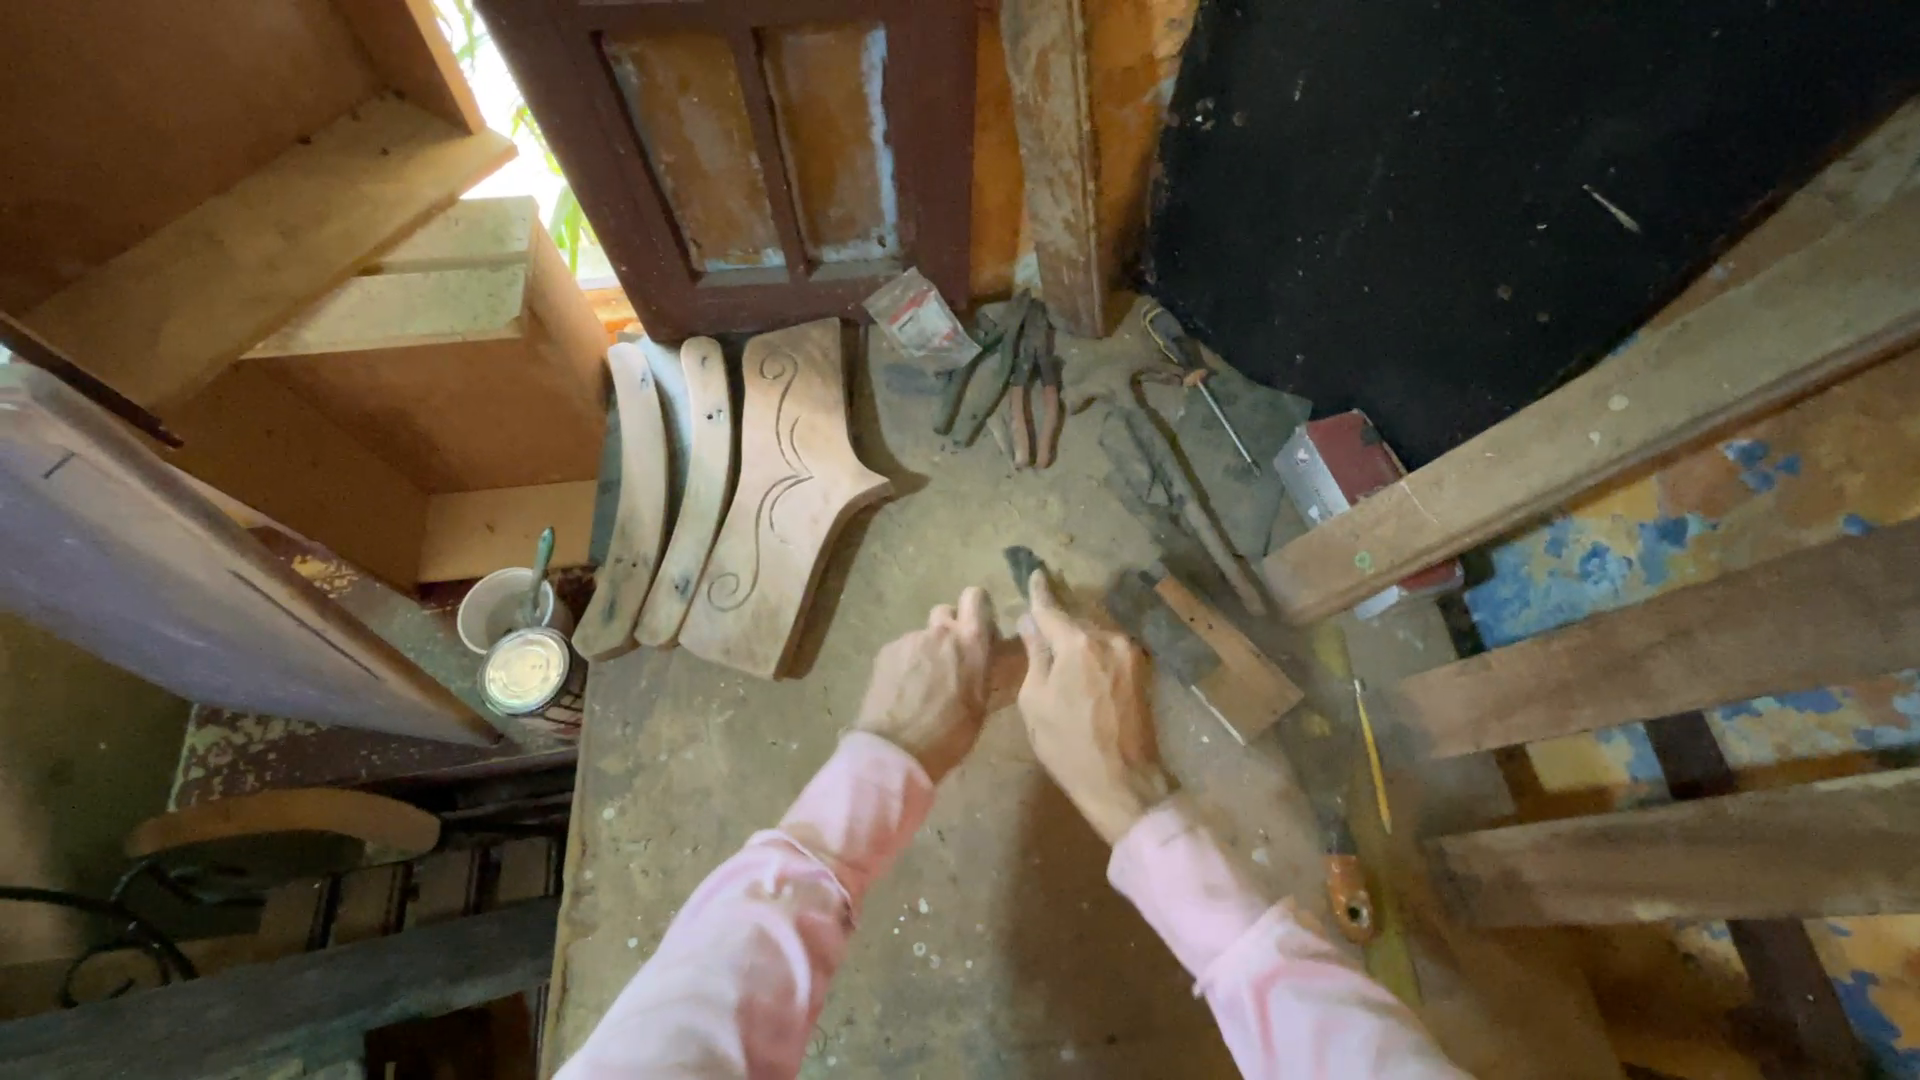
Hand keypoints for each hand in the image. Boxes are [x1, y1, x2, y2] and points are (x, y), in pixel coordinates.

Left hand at [854, 587, 996, 781]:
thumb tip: (981, 660)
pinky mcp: (886, 651)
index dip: (976, 608)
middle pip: (946, 611)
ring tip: (921, 684)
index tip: (976, 627)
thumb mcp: (980, 705)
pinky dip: (904, 663)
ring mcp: (909, 639)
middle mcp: (940, 632)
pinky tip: (902, 690)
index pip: (976, 596)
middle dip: (949, 629)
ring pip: (922, 635)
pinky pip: (902, 650)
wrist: (896, 749)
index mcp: (970, 642)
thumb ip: (981, 671)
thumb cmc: (949, 734)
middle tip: (948, 659)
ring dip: (925, 651)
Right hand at [1016, 571, 1172, 842]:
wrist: (1125, 783)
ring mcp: (1131, 653)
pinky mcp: (1142, 670)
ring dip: (1076, 637)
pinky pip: (1109, 649)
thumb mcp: (1036, 701)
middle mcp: (1109, 639)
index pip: (1051, 608)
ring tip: (1056, 648)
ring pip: (1094, 633)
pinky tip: (1080, 663)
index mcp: (1078, 644)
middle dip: (1056, 619)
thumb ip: (1035, 655)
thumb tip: (1029, 623)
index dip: (1039, 591)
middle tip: (1037, 619)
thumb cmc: (1069, 746)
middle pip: (1075, 619)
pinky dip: (1092, 650)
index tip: (1034, 573)